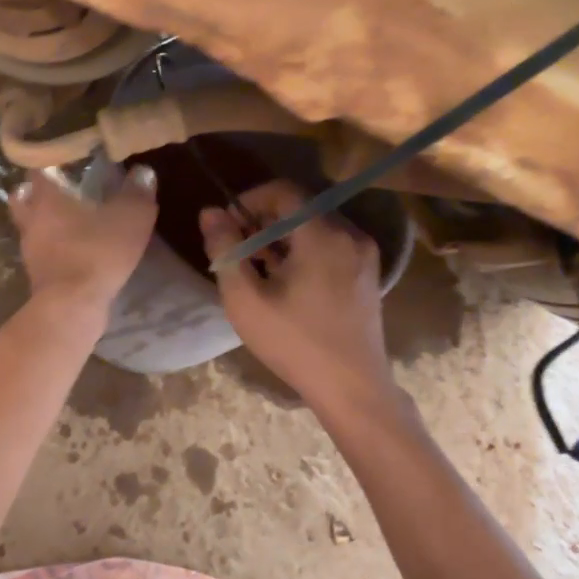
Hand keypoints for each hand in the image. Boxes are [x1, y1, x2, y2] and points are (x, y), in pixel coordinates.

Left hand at [8, 166, 157, 325]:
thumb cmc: (97, 252)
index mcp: (45, 198)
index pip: (36, 168)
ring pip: (30, 227)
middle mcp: (30, 221)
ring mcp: (29, 250)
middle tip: (58, 188)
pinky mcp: (37, 275)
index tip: (62, 157)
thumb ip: (137, 192)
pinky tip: (73, 249)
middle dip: (36, 192)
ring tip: (70, 220)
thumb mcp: (130, 217)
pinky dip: (53, 248)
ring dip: (44, 222)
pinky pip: (42, 252)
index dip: (46, 160)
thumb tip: (143, 172)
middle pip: (23, 198)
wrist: (73, 306)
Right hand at [199, 181, 402, 415]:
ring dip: (283, 236)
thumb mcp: (245, 298)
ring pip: (315, 225)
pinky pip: (330, 244)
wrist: (351, 387)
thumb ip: (225, 249)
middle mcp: (349, 234)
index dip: (249, 200)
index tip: (227, 226)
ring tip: (258, 268)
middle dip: (263, 219)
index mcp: (322, 235)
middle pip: (300, 206)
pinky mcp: (367, 273)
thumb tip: (211, 212)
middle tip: (238, 249)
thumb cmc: (293, 342)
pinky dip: (304, 249)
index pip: (283, 191)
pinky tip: (286, 281)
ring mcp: (363, 254)